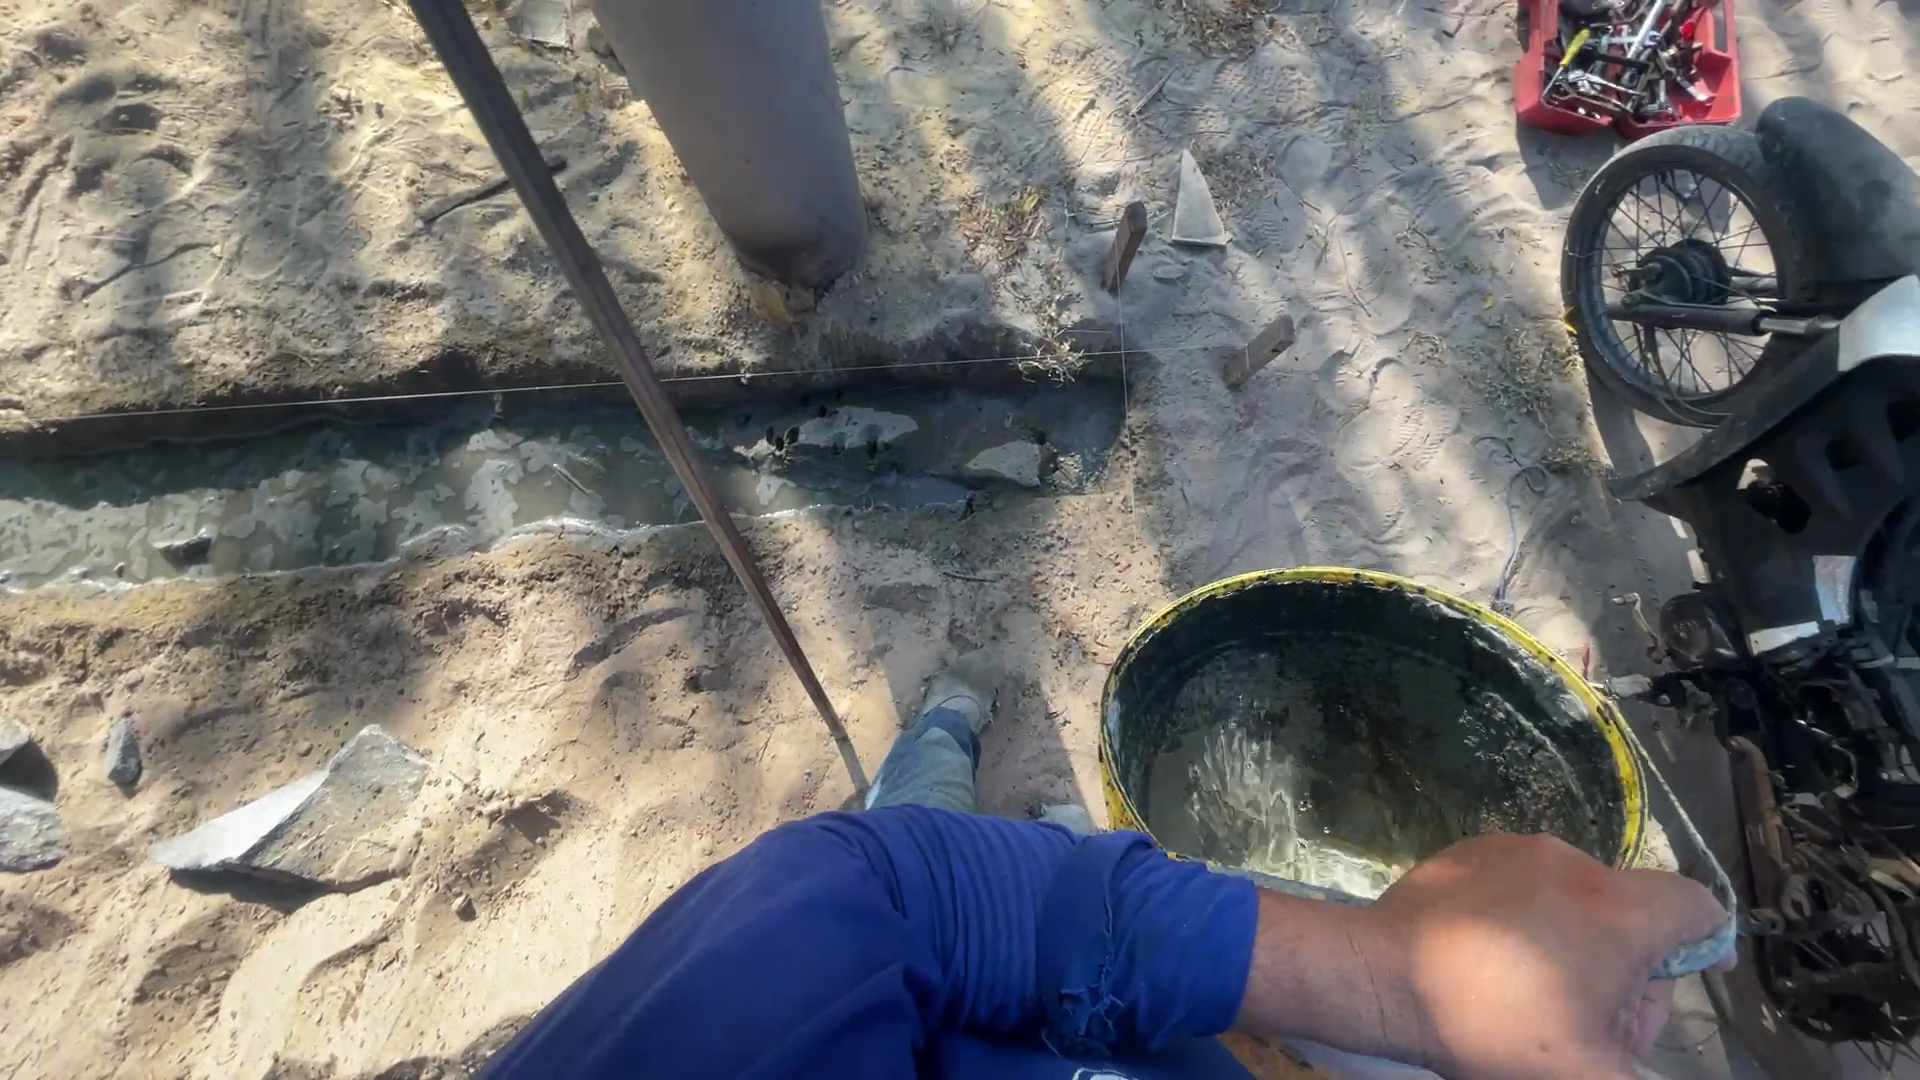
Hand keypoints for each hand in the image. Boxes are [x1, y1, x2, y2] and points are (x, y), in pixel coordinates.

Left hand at [1363, 832, 1731, 1078]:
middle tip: (1592, 1012)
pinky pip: (1521, 879)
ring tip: (1535, 988)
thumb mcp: (1596, 1074)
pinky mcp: (1462, 848)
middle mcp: (1564, 859)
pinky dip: (1525, 912)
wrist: (1383, 974)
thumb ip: (1648, 1071)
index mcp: (1613, 906)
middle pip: (1630, 907)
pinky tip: (1494, 954)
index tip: (1677, 975)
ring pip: (1572, 893)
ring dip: (1574, 938)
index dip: (1703, 943)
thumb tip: (1632, 1035)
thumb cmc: (1495, 1025)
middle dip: (1627, 962)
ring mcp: (1506, 846)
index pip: (1695, 904)